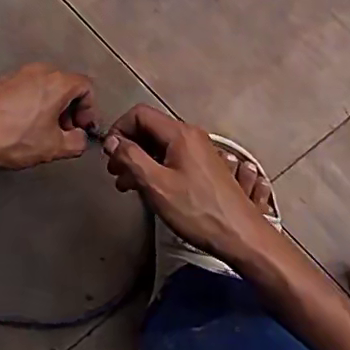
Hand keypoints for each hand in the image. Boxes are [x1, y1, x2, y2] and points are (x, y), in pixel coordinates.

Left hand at [0, 63, 97, 172]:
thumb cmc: (9, 137)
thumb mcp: (54, 147)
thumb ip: (77, 142)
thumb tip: (78, 139)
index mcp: (57, 82)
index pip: (86, 88)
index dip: (89, 110)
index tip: (82, 127)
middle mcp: (39, 72)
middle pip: (66, 85)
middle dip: (70, 109)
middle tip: (65, 132)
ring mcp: (18, 75)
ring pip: (46, 87)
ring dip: (52, 108)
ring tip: (43, 133)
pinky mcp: (2, 83)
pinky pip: (28, 90)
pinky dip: (33, 105)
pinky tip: (23, 128)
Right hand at [103, 104, 276, 263]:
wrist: (240, 235)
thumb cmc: (198, 211)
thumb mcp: (156, 184)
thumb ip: (131, 157)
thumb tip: (112, 141)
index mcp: (180, 134)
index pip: (139, 114)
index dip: (119, 129)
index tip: (109, 154)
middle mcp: (191, 136)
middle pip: (149, 128)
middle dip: (127, 147)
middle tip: (114, 171)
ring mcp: (199, 151)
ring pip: (159, 145)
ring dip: (138, 160)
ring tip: (125, 183)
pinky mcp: (203, 167)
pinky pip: (171, 158)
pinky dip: (154, 168)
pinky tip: (146, 188)